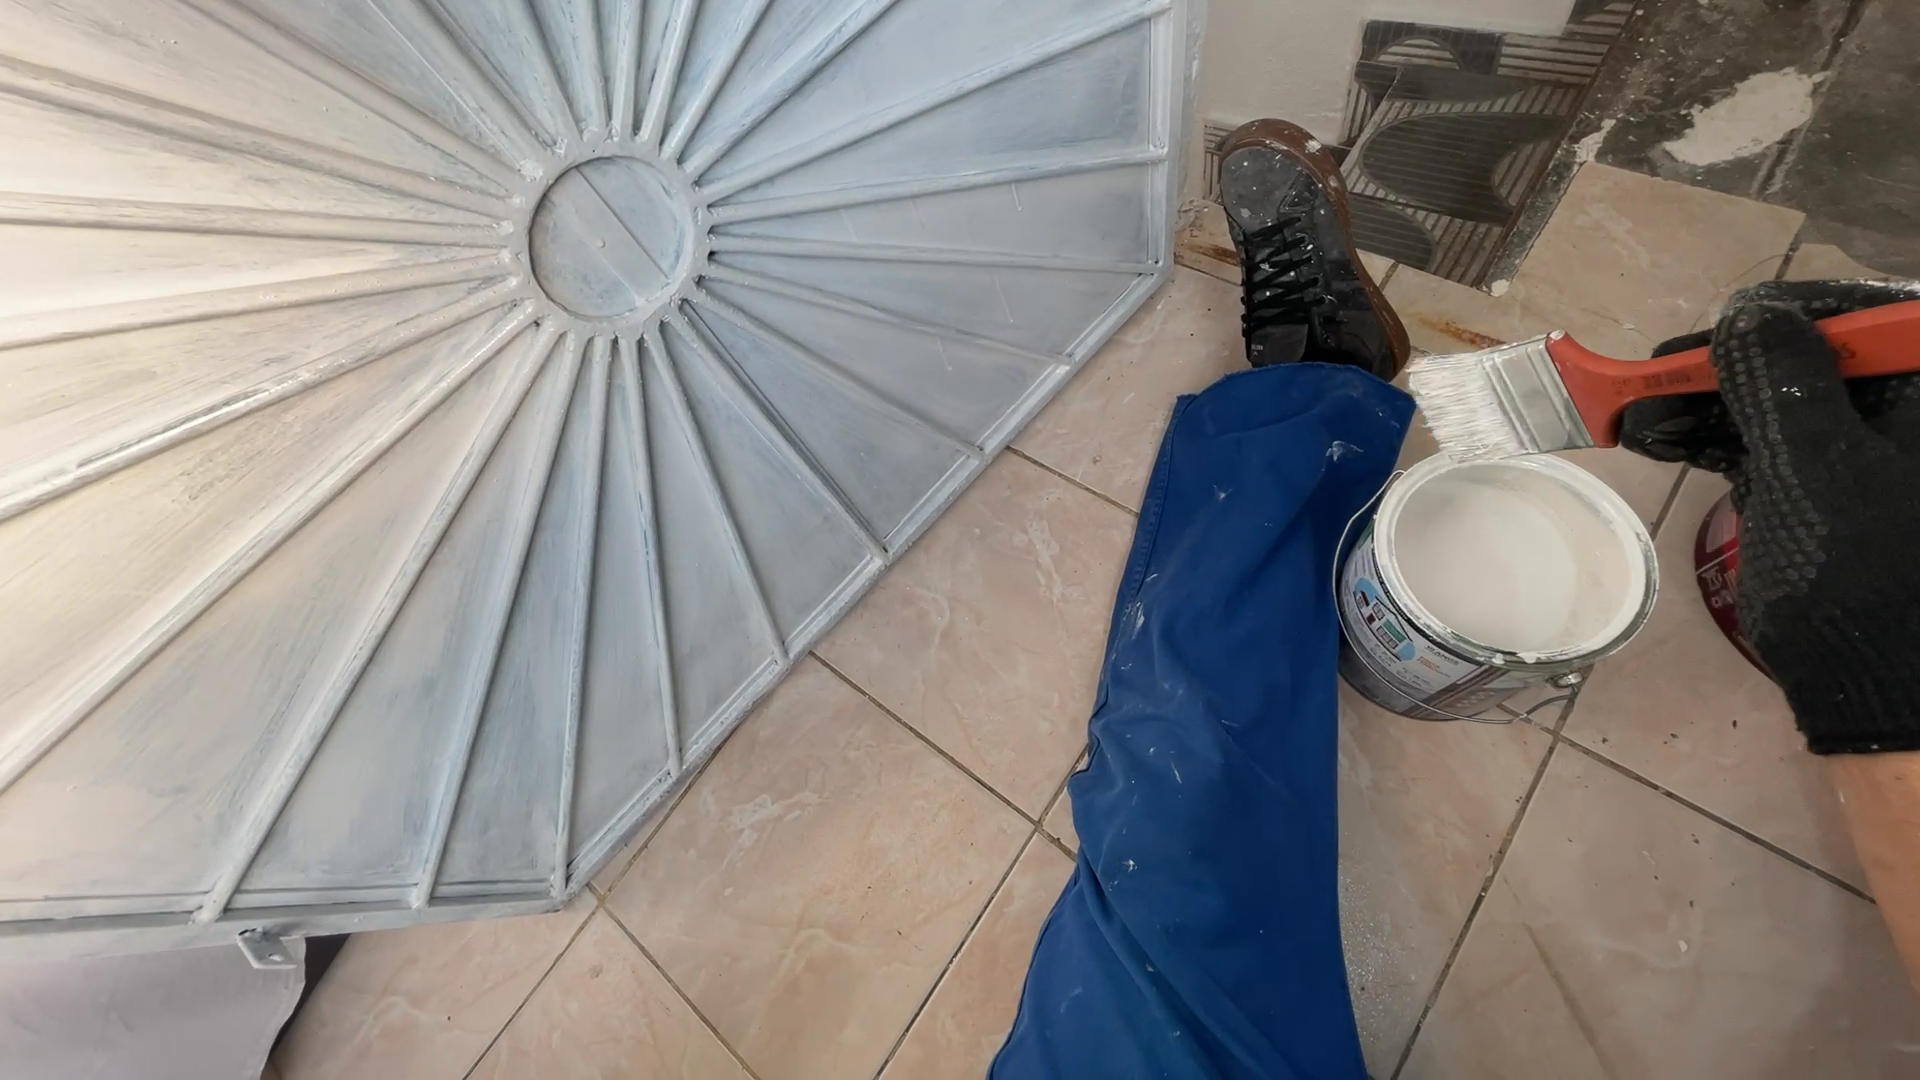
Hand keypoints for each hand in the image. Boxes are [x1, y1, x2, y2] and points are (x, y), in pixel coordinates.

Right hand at [1621, 280, 1919, 753]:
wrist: (1877, 672)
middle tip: (1653, 377)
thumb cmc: (1867, 568)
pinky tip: (1653, 436)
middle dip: (1726, 365)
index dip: (1785, 316)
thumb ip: (1783, 385)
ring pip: (1777, 399)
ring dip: (1701, 403)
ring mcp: (1865, 449)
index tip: (1710, 329)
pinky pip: (1762, 439)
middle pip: (1812, 357)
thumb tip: (1746, 311)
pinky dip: (1707, 436)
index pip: (1872, 319)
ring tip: (1634, 414)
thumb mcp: (1817, 468)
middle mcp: (1908, 412)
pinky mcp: (1822, 482)